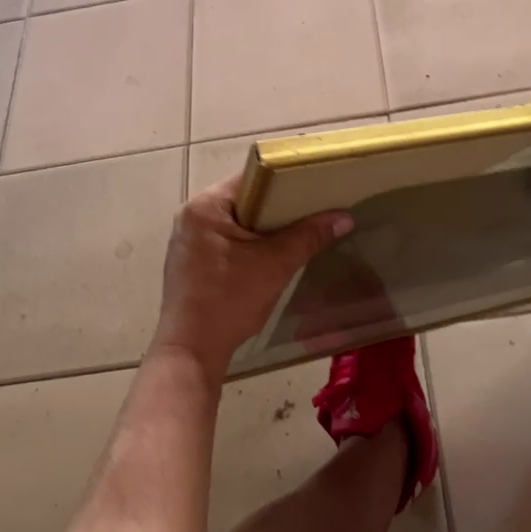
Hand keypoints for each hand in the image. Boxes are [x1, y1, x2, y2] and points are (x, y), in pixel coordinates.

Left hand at [150, 176, 353, 380]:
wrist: (192, 352)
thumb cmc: (229, 299)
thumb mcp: (275, 264)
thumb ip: (309, 236)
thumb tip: (344, 217)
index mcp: (204, 206)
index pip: (250, 179)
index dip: (282, 182)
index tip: (310, 189)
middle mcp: (190, 217)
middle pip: (242, 200)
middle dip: (274, 209)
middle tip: (308, 212)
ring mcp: (186, 242)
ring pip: (234, 224)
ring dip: (260, 230)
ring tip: (293, 233)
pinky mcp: (188, 264)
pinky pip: (223, 242)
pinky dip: (245, 246)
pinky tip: (266, 259)